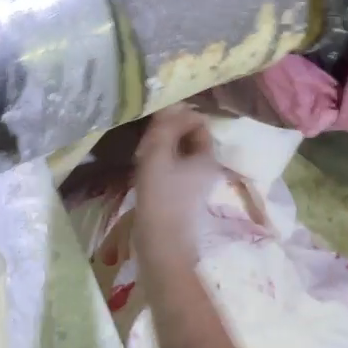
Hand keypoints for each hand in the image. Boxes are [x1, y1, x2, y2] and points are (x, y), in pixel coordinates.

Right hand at [132, 105, 221, 259]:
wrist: (161, 244)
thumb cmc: (161, 197)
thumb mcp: (159, 154)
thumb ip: (165, 127)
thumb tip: (172, 103)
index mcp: (207, 156)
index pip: (198, 122)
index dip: (179, 116)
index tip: (156, 120)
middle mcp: (205, 168)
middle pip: (187, 137)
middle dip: (167, 131)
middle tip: (146, 136)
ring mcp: (192, 183)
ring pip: (177, 153)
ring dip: (160, 148)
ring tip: (141, 153)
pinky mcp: (179, 195)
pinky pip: (170, 169)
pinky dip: (157, 164)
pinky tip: (141, 169)